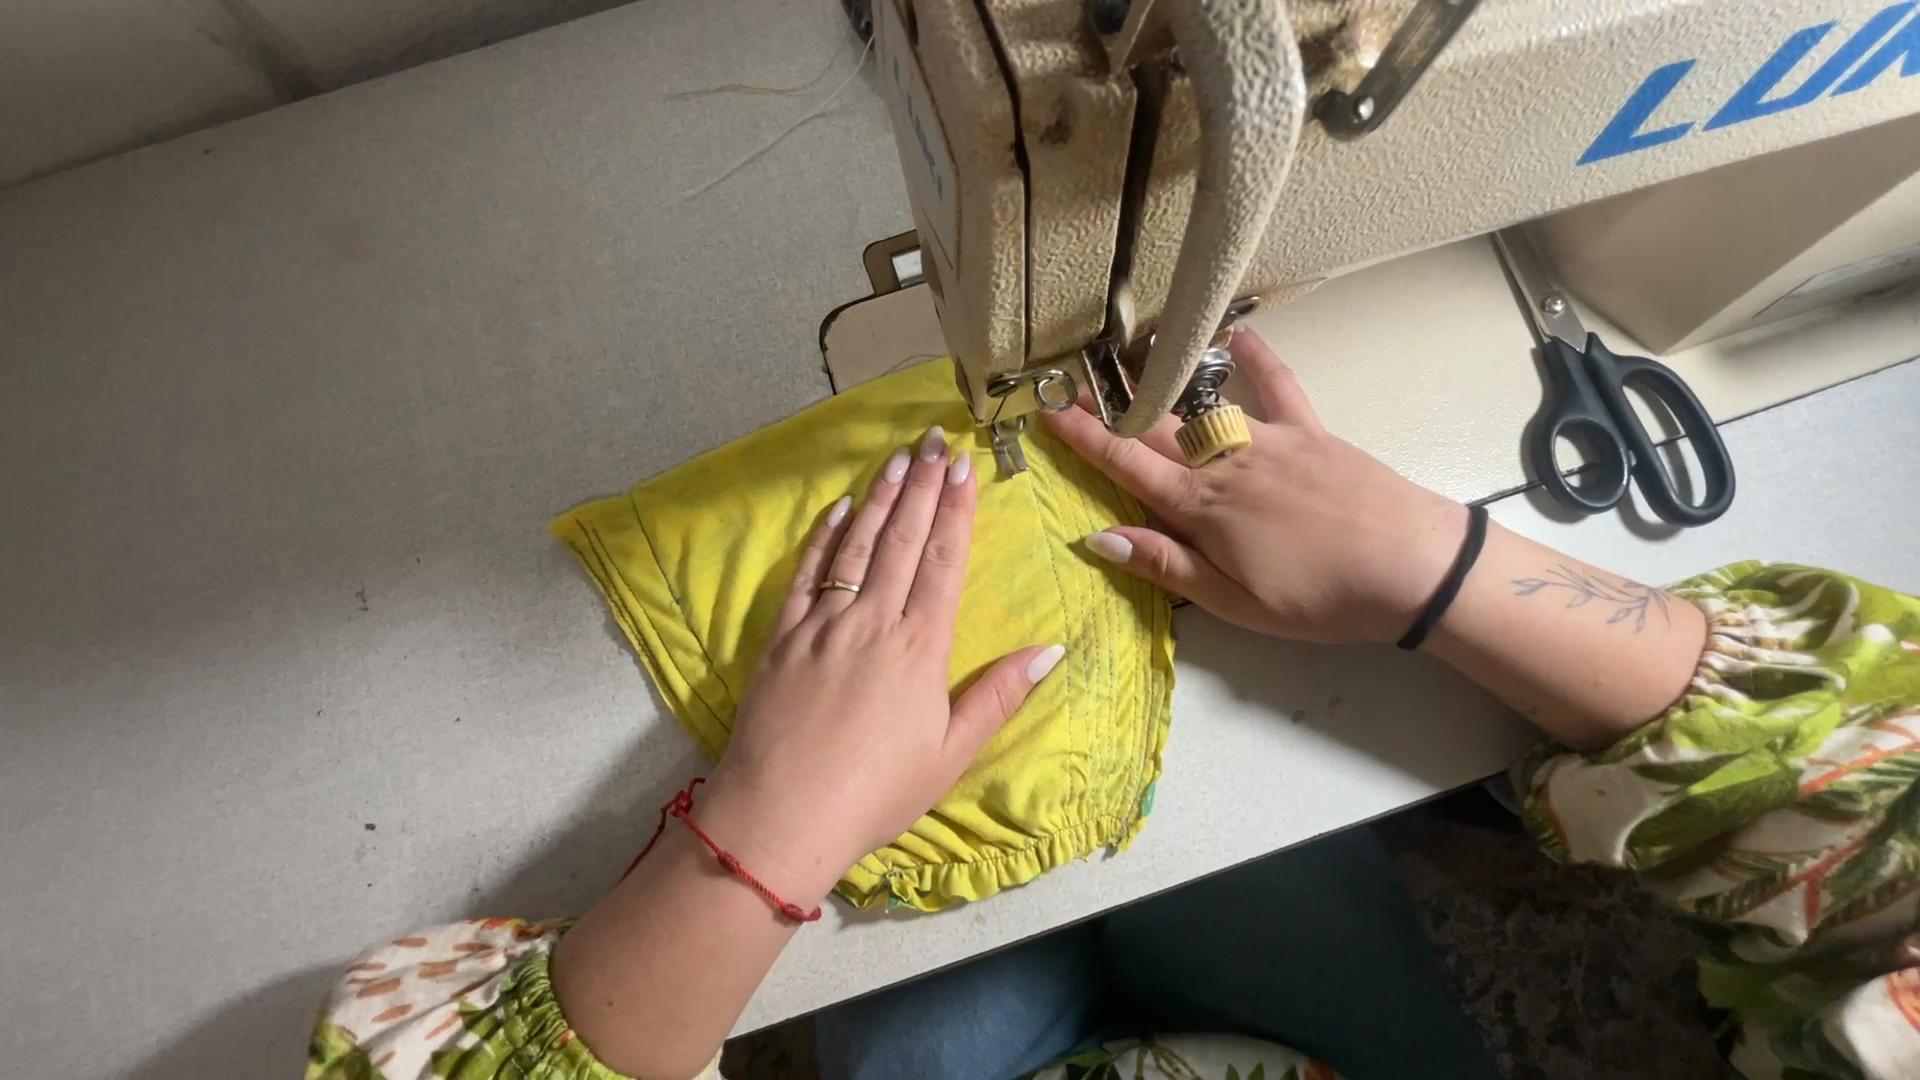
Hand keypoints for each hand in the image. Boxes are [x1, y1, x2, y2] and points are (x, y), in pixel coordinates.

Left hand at [697, 427, 1064, 901]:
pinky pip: (806, 572)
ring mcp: (823, 622)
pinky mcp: (782, 635)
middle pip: (903, 539)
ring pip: (857, 545)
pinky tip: (839, 508)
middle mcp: (873, 620)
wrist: (780, 816)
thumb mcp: (950, 753)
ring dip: (880, 497)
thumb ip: (999, 695)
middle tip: (937, 441)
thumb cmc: (875, 791)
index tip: (965, 467)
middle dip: (924, 487)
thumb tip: (1052, 648)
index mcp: (920, 646)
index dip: (957, 511)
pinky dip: (824, 536)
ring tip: (899, 458)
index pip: (943, 561)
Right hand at [1042, 328, 1465, 644]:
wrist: (1415, 569)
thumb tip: (1100, 538)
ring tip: (1129, 361)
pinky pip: (1277, 387)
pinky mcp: (1310, 432)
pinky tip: (1239, 335)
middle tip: (1072, 386)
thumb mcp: (1235, 603)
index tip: (1049, 413)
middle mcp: (1225, 464)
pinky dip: (1257, 359)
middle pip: (1154, 430)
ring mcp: (1268, 441)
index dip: (1084, 440)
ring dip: (1159, 384)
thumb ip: (1167, 566)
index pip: (1127, 466)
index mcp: (1201, 508)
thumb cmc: (1319, 599)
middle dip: (1109, 409)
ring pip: (1200, 405)